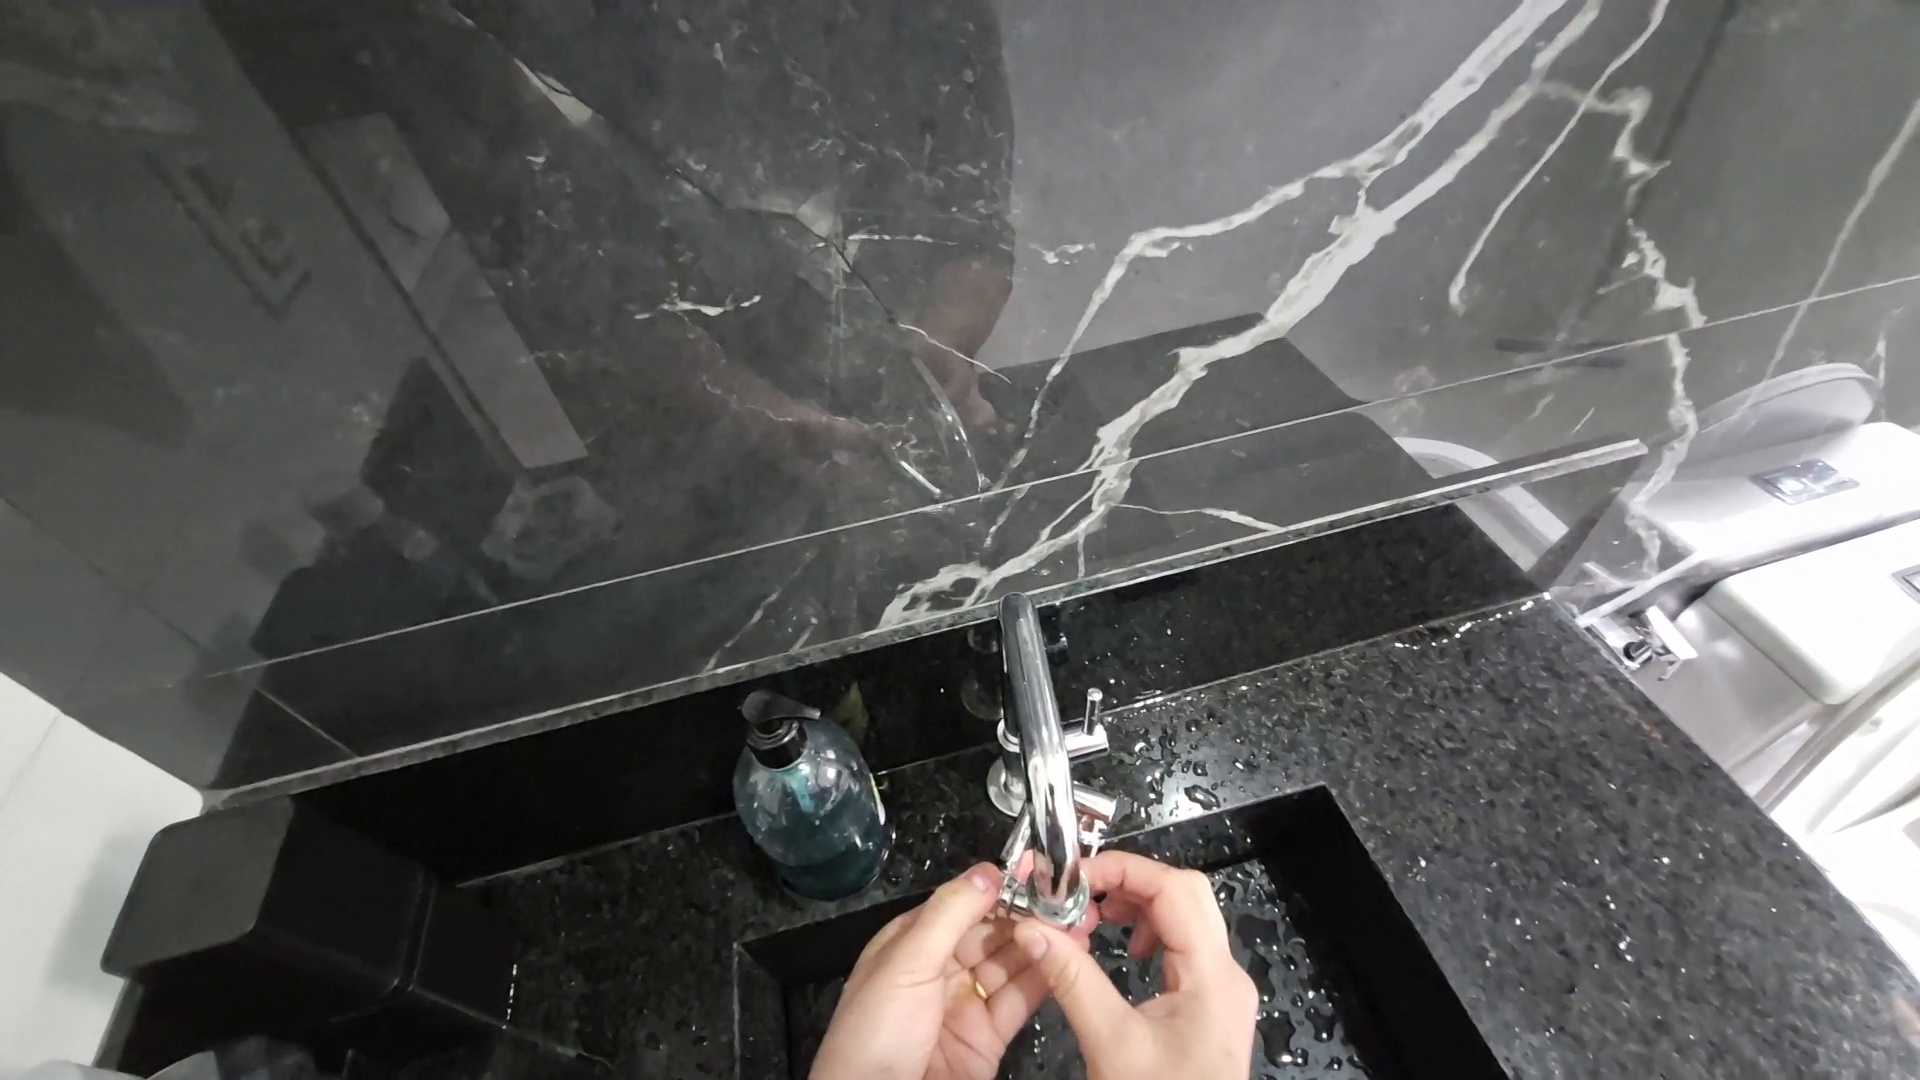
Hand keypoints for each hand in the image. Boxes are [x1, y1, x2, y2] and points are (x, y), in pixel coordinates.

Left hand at [811, 863, 1070, 1079]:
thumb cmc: (879, 1031)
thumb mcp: (906, 963)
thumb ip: (949, 914)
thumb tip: (990, 870)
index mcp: (914, 941)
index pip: (964, 903)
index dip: (1001, 887)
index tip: (1041, 870)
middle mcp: (942, 966)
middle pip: (992, 930)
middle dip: (1029, 913)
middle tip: (1071, 897)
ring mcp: (966, 1003)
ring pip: (1010, 961)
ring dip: (1043, 941)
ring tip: (1081, 920)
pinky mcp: (988, 1038)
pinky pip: (1019, 1000)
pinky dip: (1045, 978)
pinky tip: (1072, 958)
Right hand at [1011, 852, 1258, 1079]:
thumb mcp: (1110, 1045)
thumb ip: (1071, 979)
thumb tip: (1030, 927)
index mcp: (1212, 976)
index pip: (1173, 888)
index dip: (1122, 869)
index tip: (1074, 877)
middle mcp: (1227, 972)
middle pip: (1184, 891)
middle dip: (1130, 881)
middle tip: (1084, 893)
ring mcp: (1223, 986)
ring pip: (1185, 912)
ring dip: (1138, 902)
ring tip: (1097, 917)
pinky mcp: (1212, 1000)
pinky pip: (1184, 940)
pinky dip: (1149, 928)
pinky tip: (1125, 947)